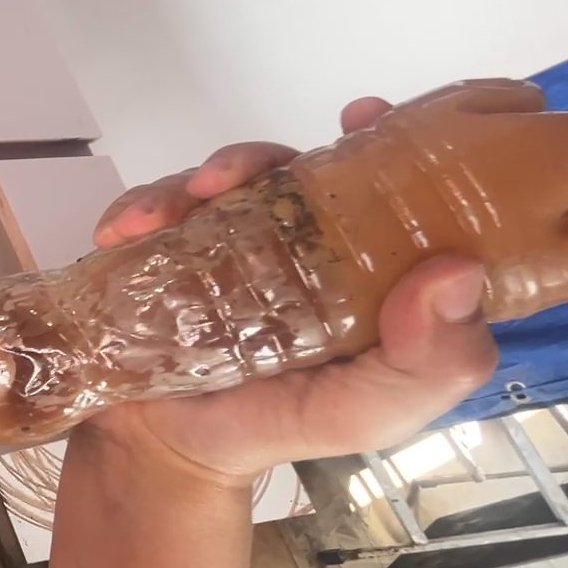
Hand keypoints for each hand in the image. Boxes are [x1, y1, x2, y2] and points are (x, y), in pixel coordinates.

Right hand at [81, 94, 500, 482]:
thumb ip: (431, 364)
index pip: (373, 192)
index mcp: (348, 272)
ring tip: (148, 220)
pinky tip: (114, 235)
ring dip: (172, 189)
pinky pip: (138, 217)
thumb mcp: (369, 412)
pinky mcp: (149, 261)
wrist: (162, 449)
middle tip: (218, 180)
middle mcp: (279, 249)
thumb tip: (453, 271)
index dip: (375, 145)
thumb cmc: (268, 427)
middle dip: (245, 161)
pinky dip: (125, 214)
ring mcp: (208, 252)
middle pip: (273, 175)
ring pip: (198, 189)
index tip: (358, 118)